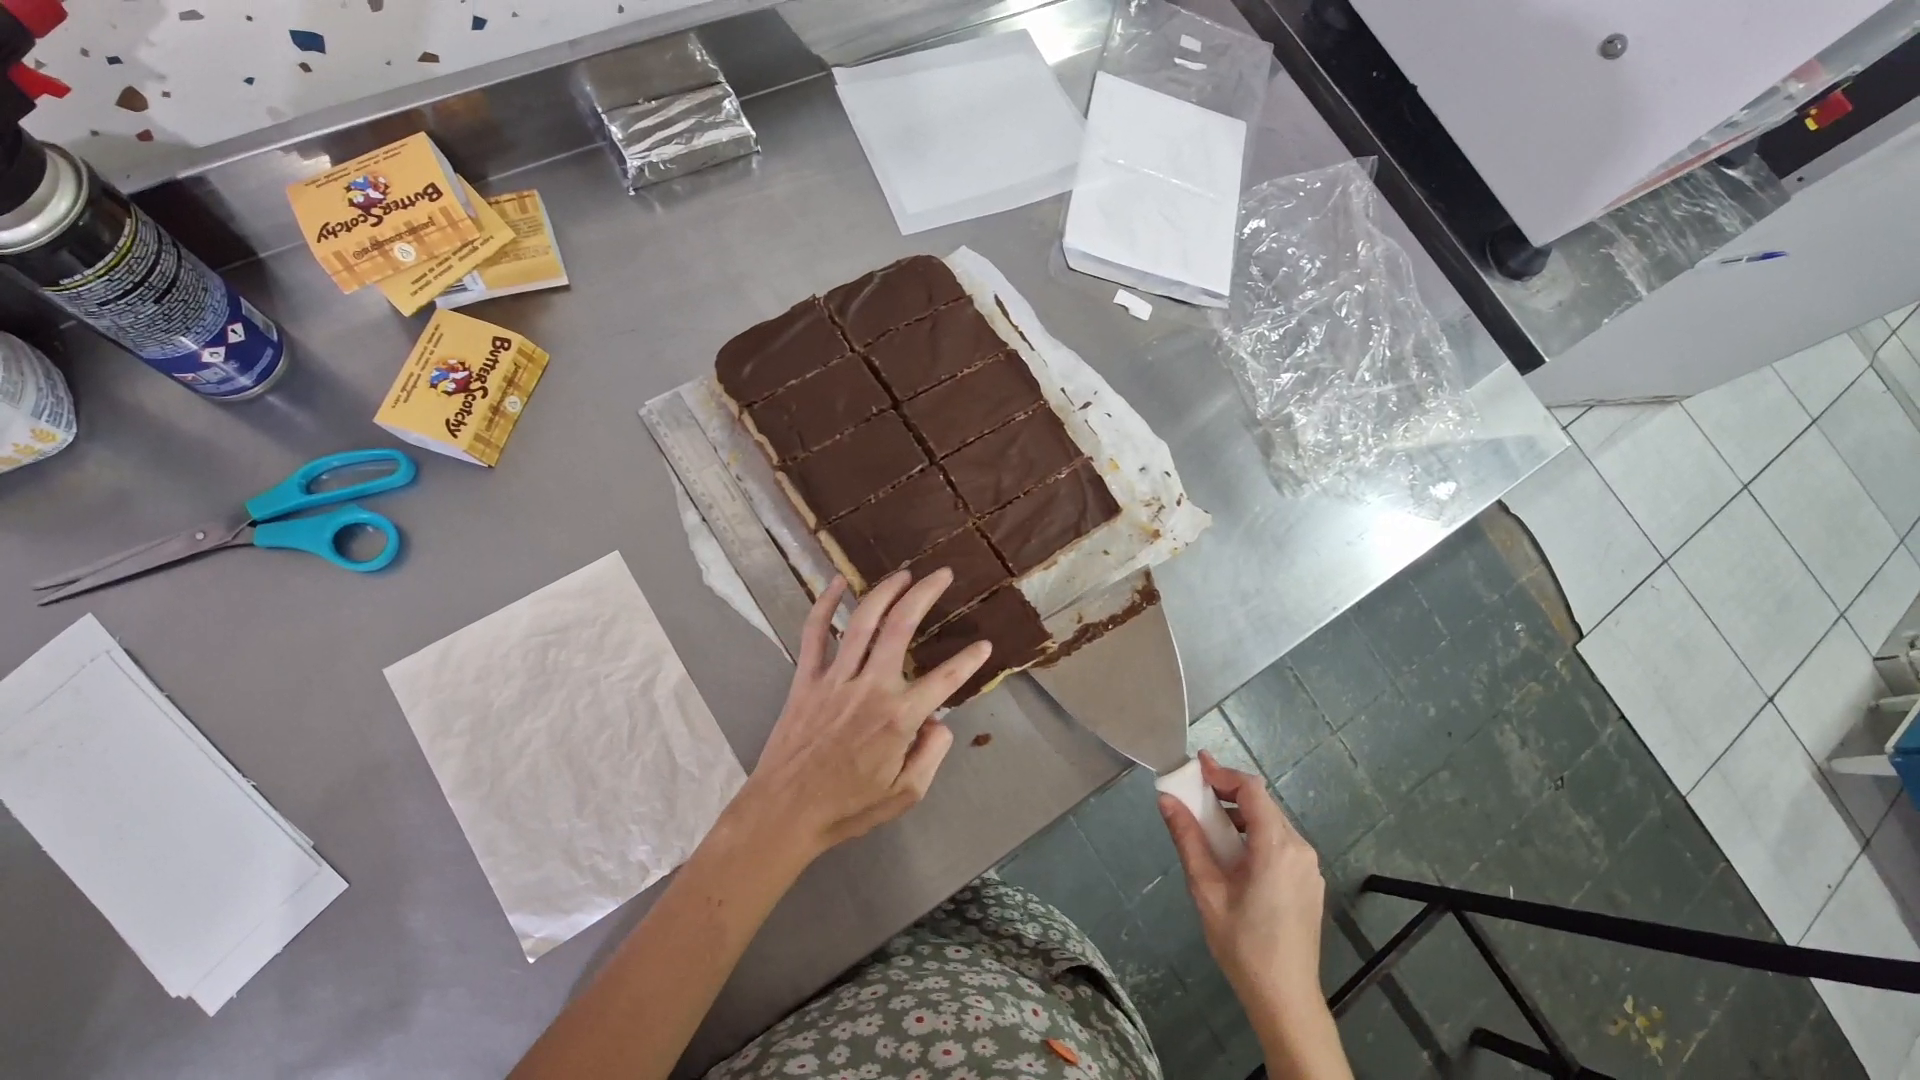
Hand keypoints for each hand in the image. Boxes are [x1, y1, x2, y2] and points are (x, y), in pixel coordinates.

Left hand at [736, 570, 990, 858]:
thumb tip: (940, 722)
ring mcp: (834, 679)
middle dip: (925, 595)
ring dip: (885, 591)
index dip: (969, 661)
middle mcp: (870, 687)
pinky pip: (814, 633)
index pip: (944, 680)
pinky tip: (836, 583)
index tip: (985, 645)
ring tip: (904, 574)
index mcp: (898, 718)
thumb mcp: (905, 794)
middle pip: (901, 627)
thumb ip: (931, 755)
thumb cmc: (847, 808)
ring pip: (863, 622)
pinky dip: (824, 604)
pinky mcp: (805, 679)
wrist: (785, 811)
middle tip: (943, 574)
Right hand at [1159, 751, 1326, 1006]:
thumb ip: (1188, 839)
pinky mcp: (1309, 883)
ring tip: (1208, 828)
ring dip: (1240, 817)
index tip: (1195, 767)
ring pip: (1272, 824)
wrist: (1284, 996)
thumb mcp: (1206, 889)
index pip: (1251, 790)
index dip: (1223, 773)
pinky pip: (1281, 845)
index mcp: (1277, 846)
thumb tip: (1166, 800)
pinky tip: (1233, 857)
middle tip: (1193, 796)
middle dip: (1227, 794)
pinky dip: (1255, 837)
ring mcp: (1309, 867)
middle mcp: (1300, 849)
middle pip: (1263, 804)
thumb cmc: (1241, 943)